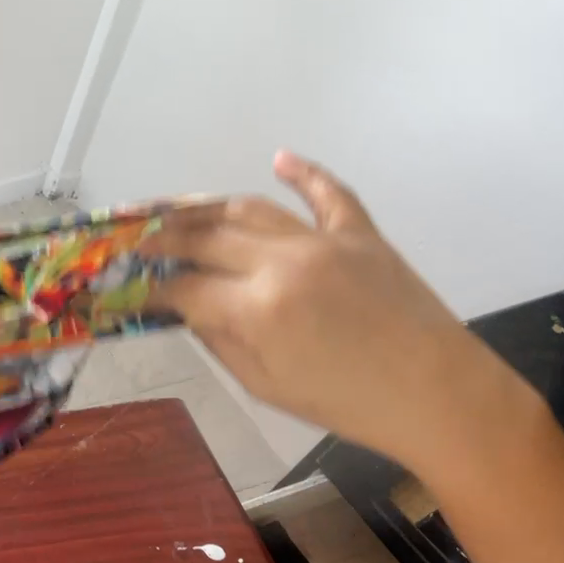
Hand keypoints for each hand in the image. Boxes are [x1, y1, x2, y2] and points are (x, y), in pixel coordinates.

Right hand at [149, 151, 536, 473]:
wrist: (435, 394)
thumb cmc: (340, 403)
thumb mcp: (261, 382)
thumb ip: (218, 338)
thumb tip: (187, 310)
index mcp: (255, 309)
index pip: (183, 288)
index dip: (150, 290)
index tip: (129, 292)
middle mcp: (283, 263)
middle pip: (206, 239)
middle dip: (163, 242)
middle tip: (137, 245)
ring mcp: (325, 242)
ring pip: (251, 209)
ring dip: (207, 209)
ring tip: (176, 212)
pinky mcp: (362, 235)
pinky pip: (329, 194)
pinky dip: (304, 173)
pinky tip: (279, 159)